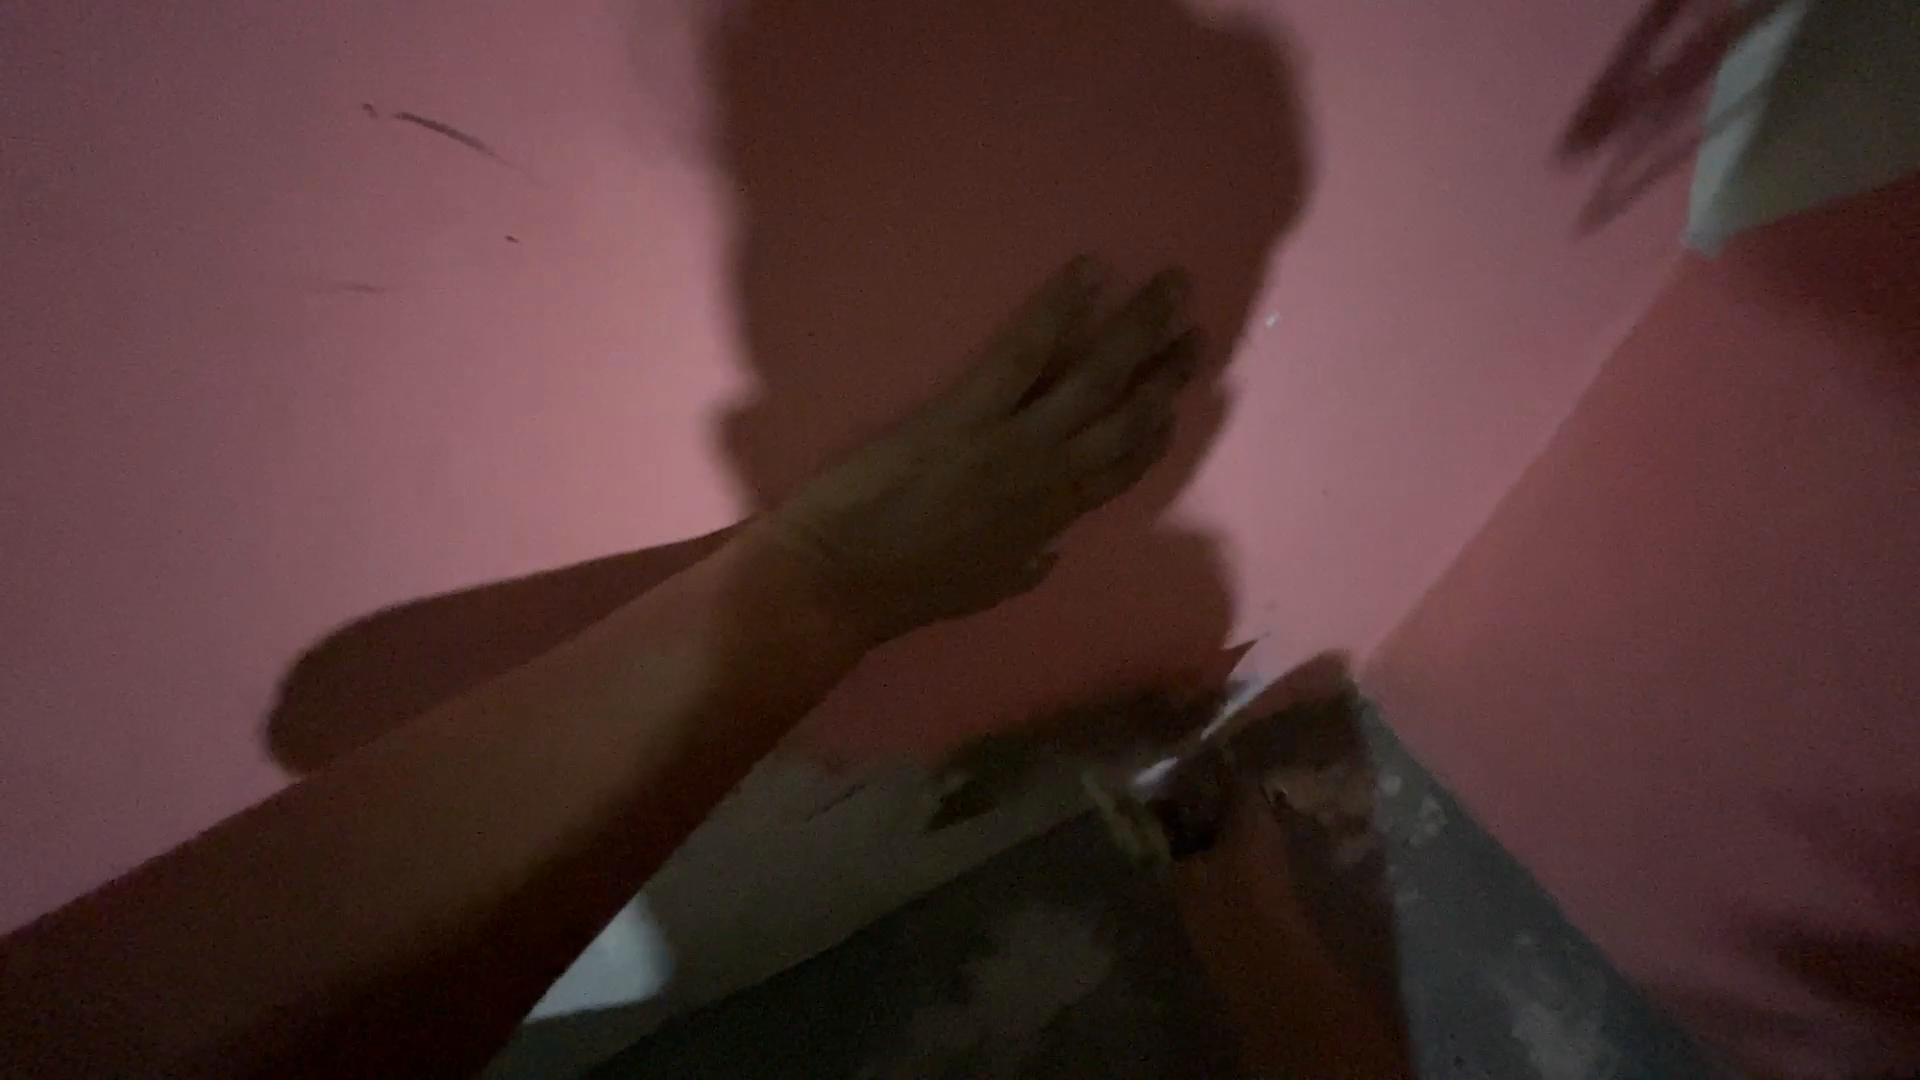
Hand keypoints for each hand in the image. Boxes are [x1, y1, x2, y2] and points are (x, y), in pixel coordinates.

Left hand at [756, 257, 1200, 646]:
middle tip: (1197, 332)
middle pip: (1125, 418)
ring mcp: (1012, 439)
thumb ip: (1027, 566)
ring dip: (1137, 329)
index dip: (1155, 435)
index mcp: (1051, 520)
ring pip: (1092, 378)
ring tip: (1170, 287)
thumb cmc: (908, 590)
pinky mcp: (966, 411)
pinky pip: (1023, 351)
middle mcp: (1049, 476)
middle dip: (1166, 375)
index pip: (1121, 471)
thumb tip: (1052, 549)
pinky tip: (1089, 271)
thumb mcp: (984, 590)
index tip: (1177, 405)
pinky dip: (1059, 308)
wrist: (842, 581)